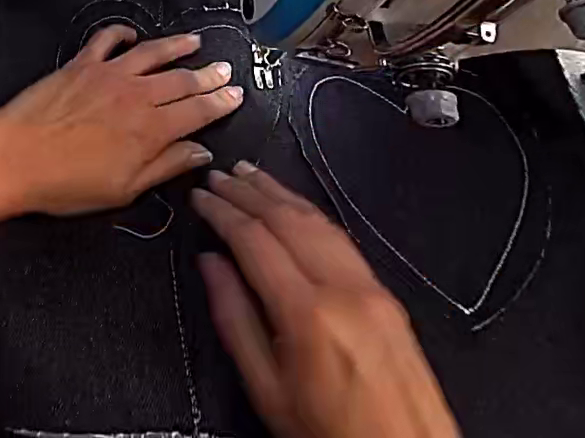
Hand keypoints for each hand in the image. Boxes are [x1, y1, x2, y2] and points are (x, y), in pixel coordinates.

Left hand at [0, 27, 243, 215]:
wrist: (15, 157)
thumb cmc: (68, 183)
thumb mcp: (123, 190)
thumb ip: (166, 166)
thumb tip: (202, 151)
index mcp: (150, 129)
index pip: (196, 111)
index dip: (220, 102)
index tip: (236, 94)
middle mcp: (137, 94)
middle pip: (181, 81)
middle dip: (207, 76)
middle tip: (225, 70)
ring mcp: (110, 73)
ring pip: (153, 54)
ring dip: (177, 46)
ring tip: (195, 42)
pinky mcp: (84, 63)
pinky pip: (108, 39)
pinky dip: (122, 33)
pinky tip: (133, 34)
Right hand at [193, 164, 458, 437]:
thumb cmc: (329, 435)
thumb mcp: (267, 391)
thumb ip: (234, 319)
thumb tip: (210, 262)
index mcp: (308, 314)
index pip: (255, 240)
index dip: (222, 211)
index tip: (200, 195)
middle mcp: (342, 286)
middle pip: (285, 218)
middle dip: (246, 192)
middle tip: (218, 174)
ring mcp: (369, 282)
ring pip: (315, 217)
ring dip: (277, 190)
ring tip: (248, 173)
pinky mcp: (384, 287)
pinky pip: (338, 234)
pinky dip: (307, 210)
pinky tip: (291, 201)